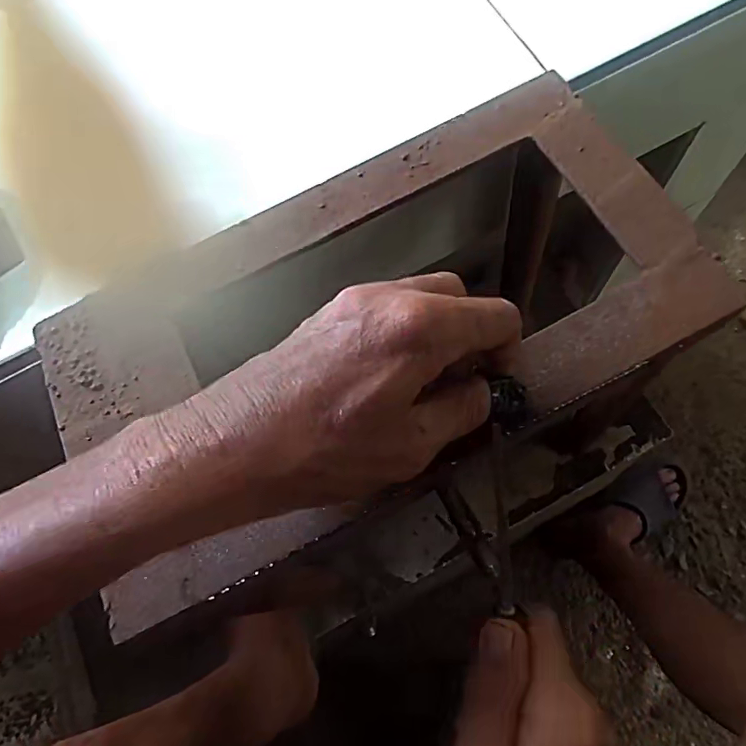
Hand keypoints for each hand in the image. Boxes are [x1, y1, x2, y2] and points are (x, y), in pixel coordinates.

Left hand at [171, 272, 519, 513]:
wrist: (236, 442)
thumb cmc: (324, 451)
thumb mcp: (411, 446)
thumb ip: (462, 411)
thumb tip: (479, 392)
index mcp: (421, 326)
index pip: (496, 315)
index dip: (510, 349)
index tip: (497, 380)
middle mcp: (388, 297)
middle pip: (459, 294)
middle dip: (472, 334)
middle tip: (462, 381)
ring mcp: (353, 299)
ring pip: (419, 297)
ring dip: (436, 331)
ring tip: (422, 383)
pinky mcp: (327, 312)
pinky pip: (384, 308)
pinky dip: (401, 331)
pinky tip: (385, 377)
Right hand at [451, 608, 609, 745]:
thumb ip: (491, 692)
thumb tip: (499, 622)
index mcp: (562, 709)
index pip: (540, 624)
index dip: (503, 625)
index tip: (475, 654)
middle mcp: (587, 704)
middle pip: (541, 642)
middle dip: (503, 655)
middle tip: (474, 698)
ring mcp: (591, 719)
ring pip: (541, 663)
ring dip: (508, 677)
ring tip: (484, 719)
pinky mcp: (583, 731)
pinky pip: (545, 686)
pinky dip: (520, 695)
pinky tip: (501, 731)